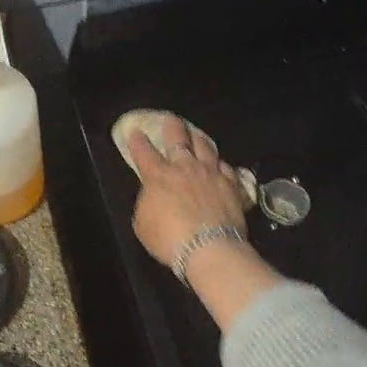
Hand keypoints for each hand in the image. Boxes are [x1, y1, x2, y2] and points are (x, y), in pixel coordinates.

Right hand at [127, 115, 249, 268]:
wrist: (209, 248)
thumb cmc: (169, 239)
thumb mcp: (143, 223)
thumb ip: (147, 203)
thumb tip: (152, 195)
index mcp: (158, 176)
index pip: (144, 152)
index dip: (138, 141)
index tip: (135, 131)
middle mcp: (185, 168)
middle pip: (178, 139)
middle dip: (172, 126)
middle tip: (170, 118)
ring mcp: (211, 174)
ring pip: (205, 147)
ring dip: (199, 139)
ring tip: (196, 135)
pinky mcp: (231, 185)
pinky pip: (227, 168)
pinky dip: (221, 165)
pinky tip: (221, 165)